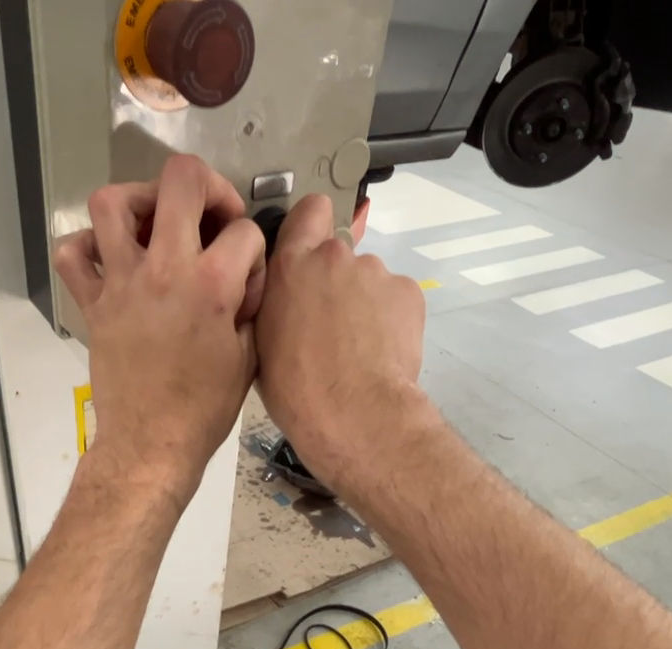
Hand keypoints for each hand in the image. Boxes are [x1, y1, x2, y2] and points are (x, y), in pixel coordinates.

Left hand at [53, 154, 265, 502]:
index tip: (246, 280)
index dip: (253, 249)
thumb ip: (249, 304)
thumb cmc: (204, 409)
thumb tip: (243, 276)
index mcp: (211, 285)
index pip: (244, 230)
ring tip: (155, 224)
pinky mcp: (93, 304)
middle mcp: (163, 271)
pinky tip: (111, 259)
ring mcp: (121, 283)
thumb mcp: (248, 356)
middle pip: (181, 180)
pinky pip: (72, 254)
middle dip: (207, 186)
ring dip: (138, 200)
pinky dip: (85, 246)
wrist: (151, 444)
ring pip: (112, 202)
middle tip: (210, 215)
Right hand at [253, 194, 426, 498]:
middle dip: (334, 280)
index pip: (309, 210)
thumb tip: (287, 297)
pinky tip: (380, 352)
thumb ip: (276, 302)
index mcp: (290, 266)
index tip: (308, 254)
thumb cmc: (294, 389)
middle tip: (329, 326)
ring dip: (362, 304)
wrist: (354, 415)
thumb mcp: (262, 342)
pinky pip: (394, 298)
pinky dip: (389, 319)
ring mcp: (376, 272)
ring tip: (357, 348)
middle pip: (337, 254)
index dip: (311, 227)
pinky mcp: (409, 292)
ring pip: (367, 280)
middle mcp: (335, 257)